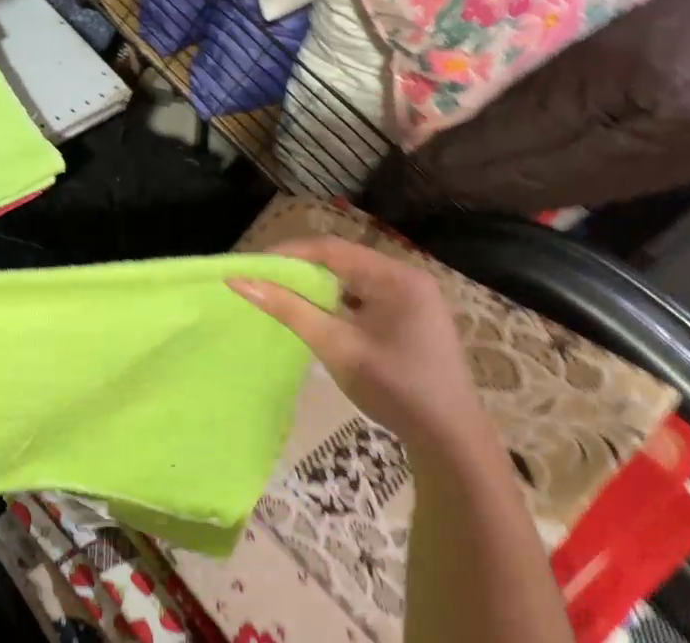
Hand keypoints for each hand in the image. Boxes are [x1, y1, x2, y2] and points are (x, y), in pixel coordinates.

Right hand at [229, 236, 492, 458]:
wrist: (450, 440)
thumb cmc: (395, 388)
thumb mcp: (335, 346)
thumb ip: (288, 309)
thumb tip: (238, 281)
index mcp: (396, 278)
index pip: (329, 249)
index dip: (286, 254)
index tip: (250, 269)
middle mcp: (405, 279)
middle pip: (339, 261)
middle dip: (296, 270)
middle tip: (258, 283)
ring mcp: (409, 299)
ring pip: (347, 279)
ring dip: (312, 287)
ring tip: (277, 298)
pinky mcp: (406, 318)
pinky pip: (359, 297)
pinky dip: (331, 302)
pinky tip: (312, 317)